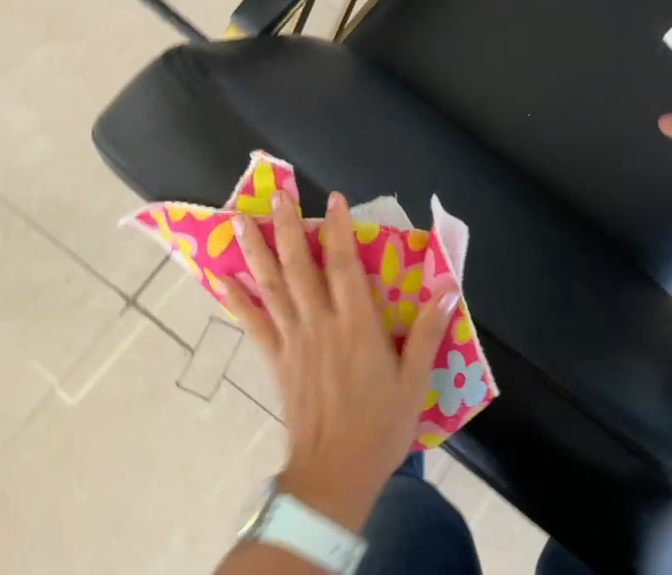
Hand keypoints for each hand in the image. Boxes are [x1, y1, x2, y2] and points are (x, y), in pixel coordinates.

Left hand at [214, 190, 456, 531]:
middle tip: (277, 195)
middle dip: (289, 228)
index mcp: (357, 326)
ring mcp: (294, 342)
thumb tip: (447, 286)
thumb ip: (428, 330)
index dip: (340, 230)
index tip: (335, 200)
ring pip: (274, 287)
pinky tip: (223, 278)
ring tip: (242, 220)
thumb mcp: (415, 380)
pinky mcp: (278, 362)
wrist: (333, 475)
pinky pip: (255, 324)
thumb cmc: (380, 427)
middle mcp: (321, 324)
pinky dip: (238, 300)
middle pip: (302, 267)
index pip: (346, 265)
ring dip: (258, 251)